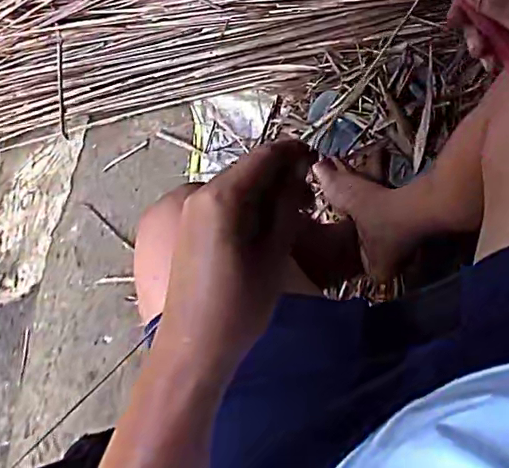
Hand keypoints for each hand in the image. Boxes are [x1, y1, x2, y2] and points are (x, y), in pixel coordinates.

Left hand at [154, 140, 316, 376]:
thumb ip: (287, 203)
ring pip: (240, 185)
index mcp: (222, 196)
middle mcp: (202, 195)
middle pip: (250, 168)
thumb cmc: (239, 305)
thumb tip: (297, 170)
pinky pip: (227, 203)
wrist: (192, 355)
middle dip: (282, 174)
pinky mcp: (190, 229)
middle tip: (312, 197)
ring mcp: (192, 212)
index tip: (318, 160)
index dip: (294, 152)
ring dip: (268, 191)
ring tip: (297, 214)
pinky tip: (270, 227)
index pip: (264, 155)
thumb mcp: (275, 252)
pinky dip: (251, 205)